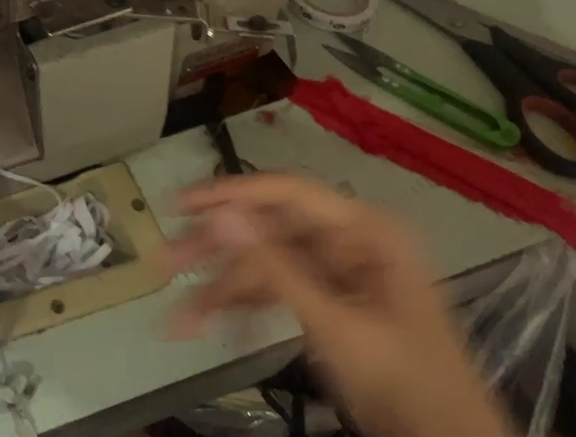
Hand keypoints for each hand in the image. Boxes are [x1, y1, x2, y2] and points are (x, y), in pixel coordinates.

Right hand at [168, 175, 516, 436]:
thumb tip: (221, 215)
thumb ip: (275, 268)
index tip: (180, 203)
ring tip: (178, 317)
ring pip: (262, 263)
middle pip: (266, 230)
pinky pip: (273, 292)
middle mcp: (346, 241)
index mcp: (364, 231)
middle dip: (216, 251)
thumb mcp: (337, 325)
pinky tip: (207, 326)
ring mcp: (335, 272)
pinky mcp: (326, 301)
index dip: (230, 194)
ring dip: (220, 288)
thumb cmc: (408, 382)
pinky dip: (241, 309)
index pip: (285, 193)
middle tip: (167, 261)